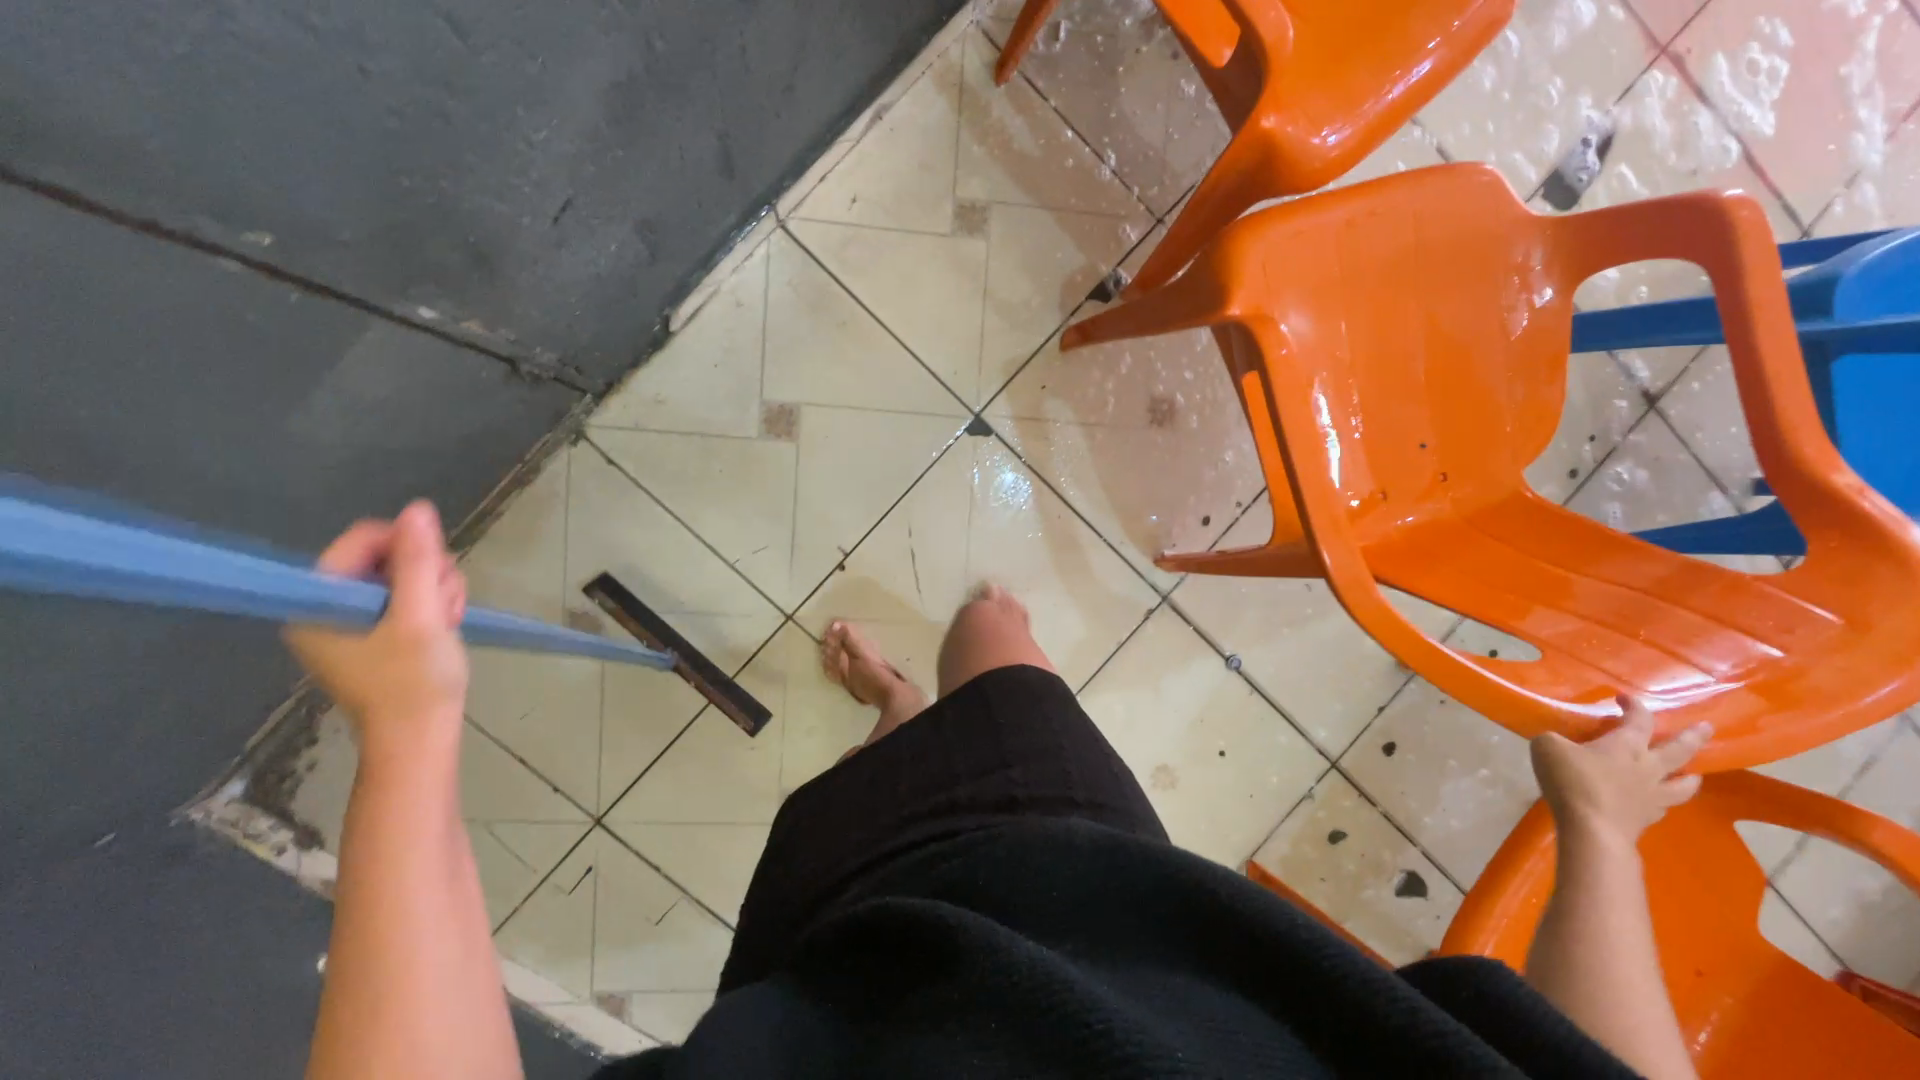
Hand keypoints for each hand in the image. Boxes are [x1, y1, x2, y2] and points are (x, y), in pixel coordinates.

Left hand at [285, 501, 468, 763]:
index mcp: (318, 603)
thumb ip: (417, 561)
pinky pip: (407, 599)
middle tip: (445, 605)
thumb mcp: (420, 616)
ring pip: (403, 577)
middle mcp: (326, 608)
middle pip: (385, 558)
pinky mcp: (374, 635)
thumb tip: (418, 509)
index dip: (406, 545)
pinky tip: (445, 626)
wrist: (420, 740)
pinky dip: (432, 606)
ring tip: (448, 621)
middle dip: (427, 574)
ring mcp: (350, 623)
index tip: (438, 571)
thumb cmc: (413, 682)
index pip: (359, 542)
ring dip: (437, 590)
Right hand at [1531, 696, 1710, 848]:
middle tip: (1707, 727)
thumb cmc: (1572, 781)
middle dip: (1693, 736)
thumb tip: (1556, 740)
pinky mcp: (1647, 819)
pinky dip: (1664, 801)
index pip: (1639, 719)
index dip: (1634, 705)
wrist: (1592, 828)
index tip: (1624, 697)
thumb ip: (1552, 739)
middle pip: (1679, 750)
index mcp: (1626, 745)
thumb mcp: (1547, 748)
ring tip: (1694, 773)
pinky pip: (1663, 807)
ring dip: (1691, 776)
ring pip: (1683, 784)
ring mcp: (1652, 795)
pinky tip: (1658, 802)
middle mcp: (1647, 767)